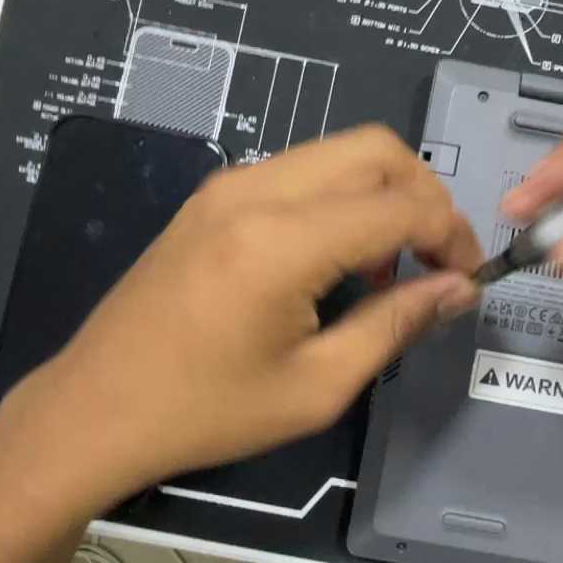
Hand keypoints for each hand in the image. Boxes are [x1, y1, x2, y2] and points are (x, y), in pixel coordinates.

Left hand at [0, 126, 483, 514]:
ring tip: (390, 267)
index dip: (451, 234)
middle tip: (438, 259)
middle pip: (375, 149)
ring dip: (384, 194)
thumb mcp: (318, 385)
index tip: (467, 277)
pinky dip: (342, 199)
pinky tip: (340, 258)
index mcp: (282, 241)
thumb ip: (395, 323)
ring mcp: (228, 186)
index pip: (399, 205)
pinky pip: (301, 172)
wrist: (95, 410)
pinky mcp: (214, 196)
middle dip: (426, 195)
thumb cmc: (208, 412)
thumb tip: (458, 289)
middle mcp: (256, 190)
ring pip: (338, 153)